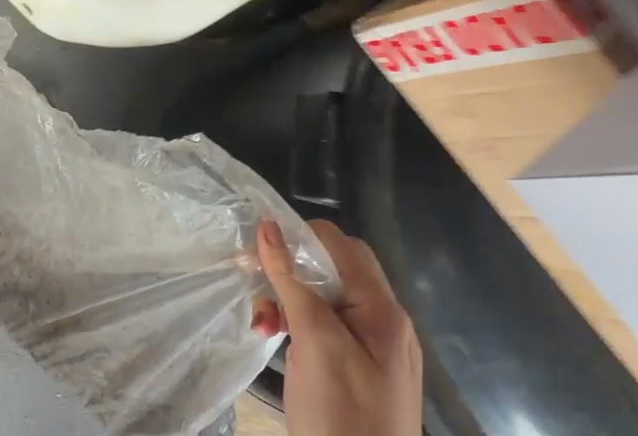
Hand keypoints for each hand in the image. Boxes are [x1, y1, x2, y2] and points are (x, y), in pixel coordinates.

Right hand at [256, 219, 422, 435]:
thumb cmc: (341, 411)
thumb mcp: (313, 341)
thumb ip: (292, 281)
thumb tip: (268, 226)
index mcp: (382, 310)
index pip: (338, 244)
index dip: (296, 237)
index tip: (255, 250)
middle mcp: (384, 320)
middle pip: (332, 267)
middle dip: (288, 268)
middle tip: (254, 283)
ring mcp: (373, 345)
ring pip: (323, 295)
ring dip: (286, 297)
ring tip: (262, 321)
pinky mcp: (357, 365)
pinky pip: (325, 323)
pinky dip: (296, 321)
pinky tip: (274, 336)